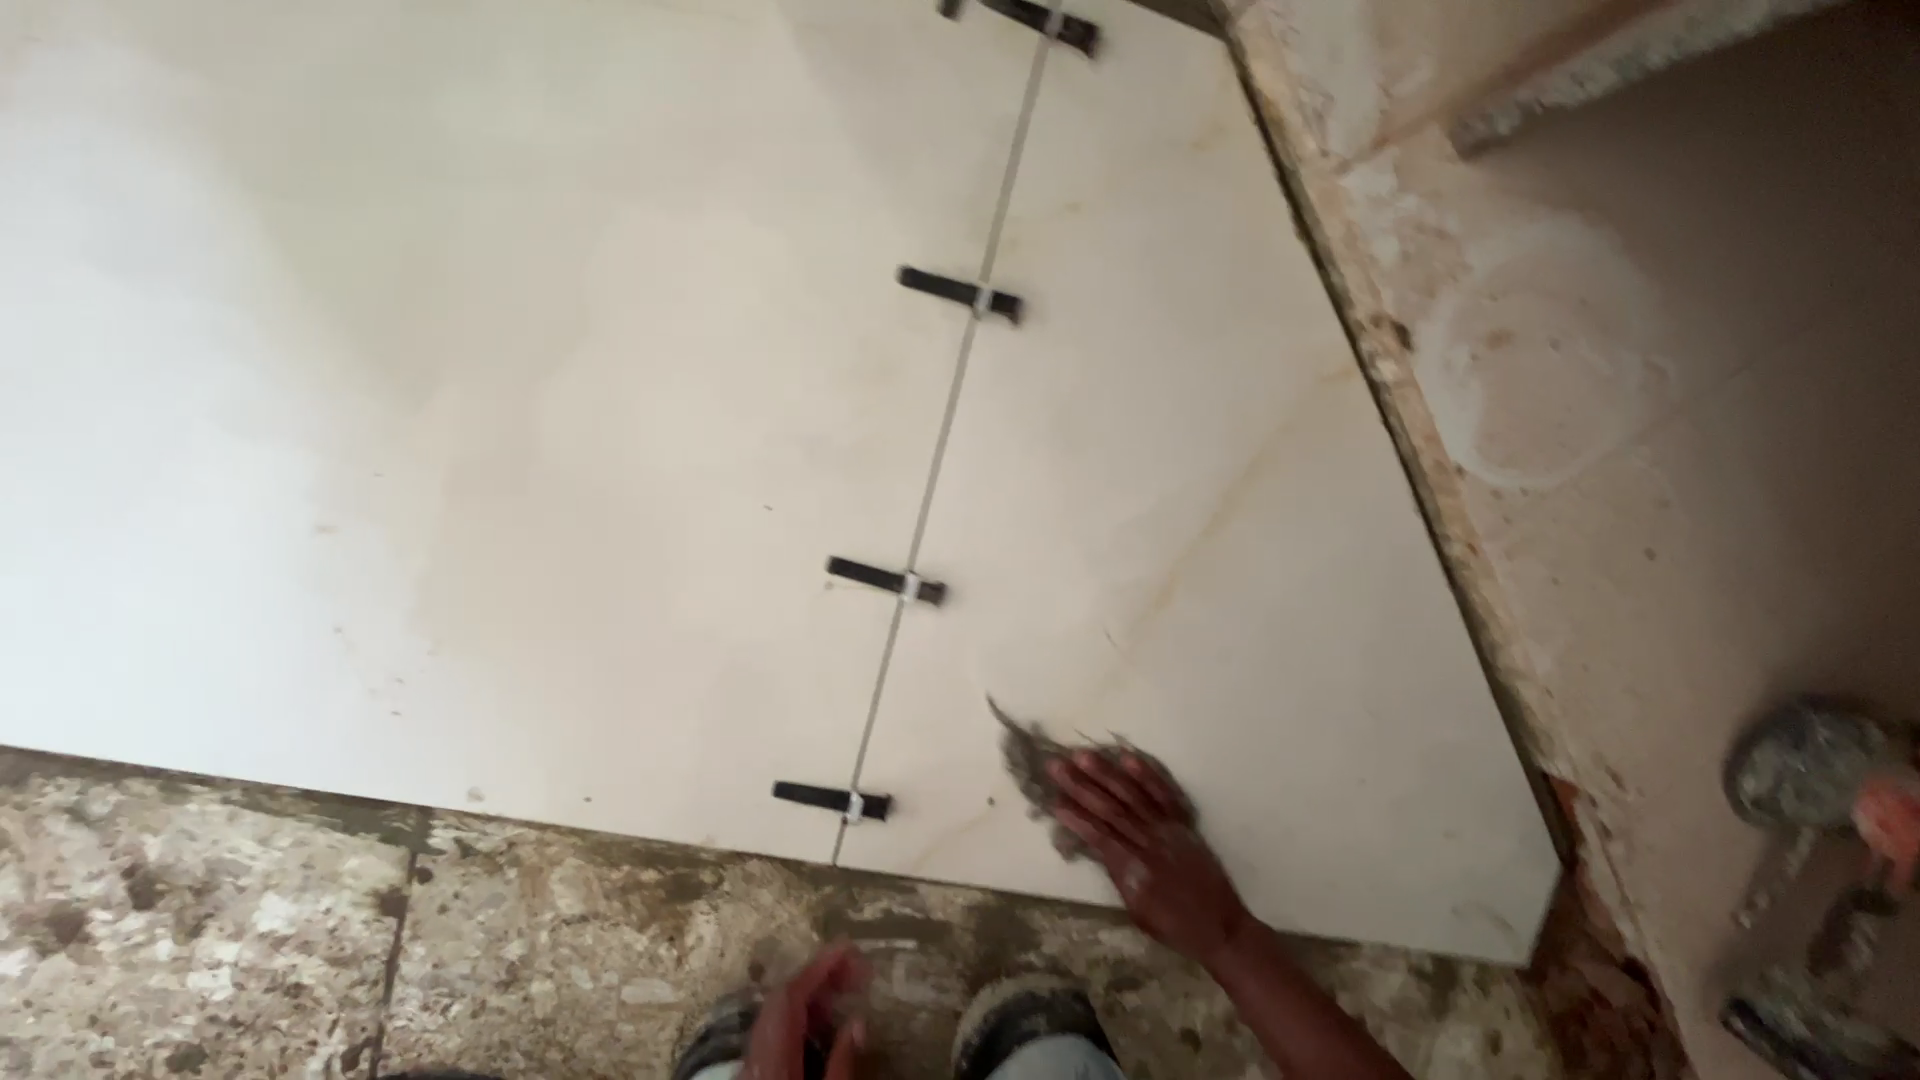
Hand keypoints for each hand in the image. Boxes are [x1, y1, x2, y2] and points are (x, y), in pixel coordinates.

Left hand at [741, 942, 868, 1079]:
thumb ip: (841, 1059)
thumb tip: (859, 1021)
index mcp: (774, 1050)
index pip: (791, 995)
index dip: (819, 966)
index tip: (847, 947)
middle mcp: (758, 1047)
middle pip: (784, 996)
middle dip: (819, 975)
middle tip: (856, 969)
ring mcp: (753, 1058)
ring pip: (779, 1010)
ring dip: (812, 993)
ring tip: (846, 989)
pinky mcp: (756, 1068)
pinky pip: (777, 1026)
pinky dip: (802, 1013)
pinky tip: (824, 1020)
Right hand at [1049, 750, 1252, 968]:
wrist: (1222, 929)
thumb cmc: (1174, 928)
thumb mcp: (1137, 911)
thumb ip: (1118, 875)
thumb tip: (1096, 846)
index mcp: (1134, 870)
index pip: (1098, 836)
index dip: (1075, 817)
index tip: (1054, 800)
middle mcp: (1149, 843)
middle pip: (1109, 809)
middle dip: (1080, 786)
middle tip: (1056, 765)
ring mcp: (1168, 830)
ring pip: (1132, 796)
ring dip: (1106, 774)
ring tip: (1084, 755)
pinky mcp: (1184, 824)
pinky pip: (1165, 795)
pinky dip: (1147, 776)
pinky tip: (1129, 759)